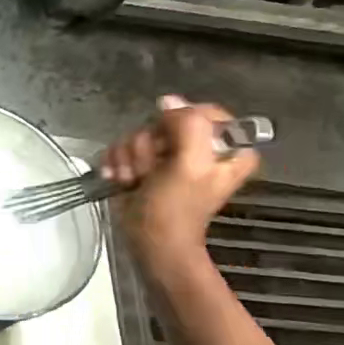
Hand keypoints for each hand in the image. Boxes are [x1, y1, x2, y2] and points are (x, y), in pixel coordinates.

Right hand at [101, 95, 259, 271]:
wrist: (150, 243)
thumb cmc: (175, 209)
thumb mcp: (191, 165)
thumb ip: (188, 124)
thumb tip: (168, 101)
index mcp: (226, 145)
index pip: (199, 110)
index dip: (179, 125)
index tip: (173, 150)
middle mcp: (198, 146)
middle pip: (163, 121)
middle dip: (150, 147)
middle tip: (152, 172)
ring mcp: (167, 154)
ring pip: (138, 134)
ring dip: (131, 159)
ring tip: (136, 181)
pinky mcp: (142, 163)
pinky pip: (122, 146)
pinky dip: (117, 164)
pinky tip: (122, 180)